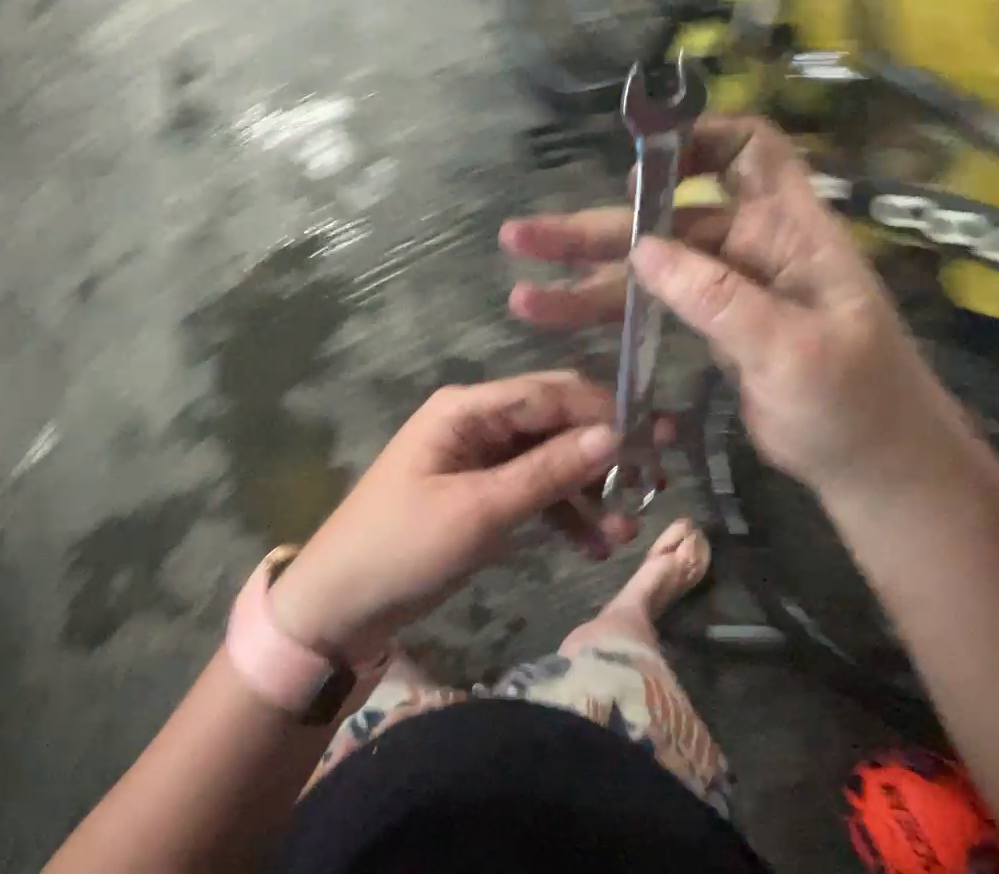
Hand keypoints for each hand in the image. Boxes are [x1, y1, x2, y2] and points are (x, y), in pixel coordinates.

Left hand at [269, 372, 639, 659]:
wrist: (339, 605)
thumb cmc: (403, 548)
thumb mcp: (480, 510)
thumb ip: (547, 471)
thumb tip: (615, 436)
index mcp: (466, 409)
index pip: (550, 394)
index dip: (605, 413)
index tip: (658, 440)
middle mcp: (475, 424)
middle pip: (554, 424)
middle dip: (604, 454)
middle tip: (657, 484)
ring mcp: (477, 461)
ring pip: (548, 462)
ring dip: (588, 492)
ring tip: (626, 531)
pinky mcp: (478, 497)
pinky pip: (532, 493)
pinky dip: (562, 514)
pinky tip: (594, 547)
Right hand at [501, 116, 975, 495]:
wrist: (876, 470)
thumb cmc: (855, 404)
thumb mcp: (792, 348)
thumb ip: (718, 298)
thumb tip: (644, 251)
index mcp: (791, 233)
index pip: (751, 153)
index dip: (698, 140)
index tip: (638, 160)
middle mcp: (756, 249)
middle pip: (668, 219)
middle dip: (596, 227)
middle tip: (525, 237)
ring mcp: (730, 291)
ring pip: (649, 268)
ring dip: (586, 277)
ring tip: (524, 295)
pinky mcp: (713, 330)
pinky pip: (652, 308)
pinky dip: (608, 312)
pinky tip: (560, 318)